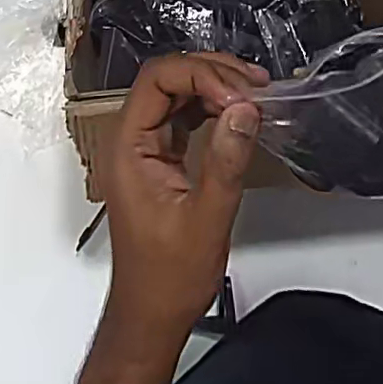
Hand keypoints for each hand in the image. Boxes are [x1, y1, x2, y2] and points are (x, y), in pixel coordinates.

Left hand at [100, 52, 267, 335]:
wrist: (152, 310)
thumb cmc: (167, 276)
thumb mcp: (206, 220)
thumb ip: (225, 161)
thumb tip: (245, 109)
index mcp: (128, 144)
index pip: (156, 80)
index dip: (198, 75)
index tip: (239, 94)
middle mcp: (130, 136)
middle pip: (166, 78)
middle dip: (210, 73)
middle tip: (254, 85)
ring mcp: (144, 143)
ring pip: (175, 91)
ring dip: (213, 85)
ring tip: (254, 90)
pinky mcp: (160, 153)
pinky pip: (182, 113)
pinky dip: (211, 105)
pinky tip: (237, 110)